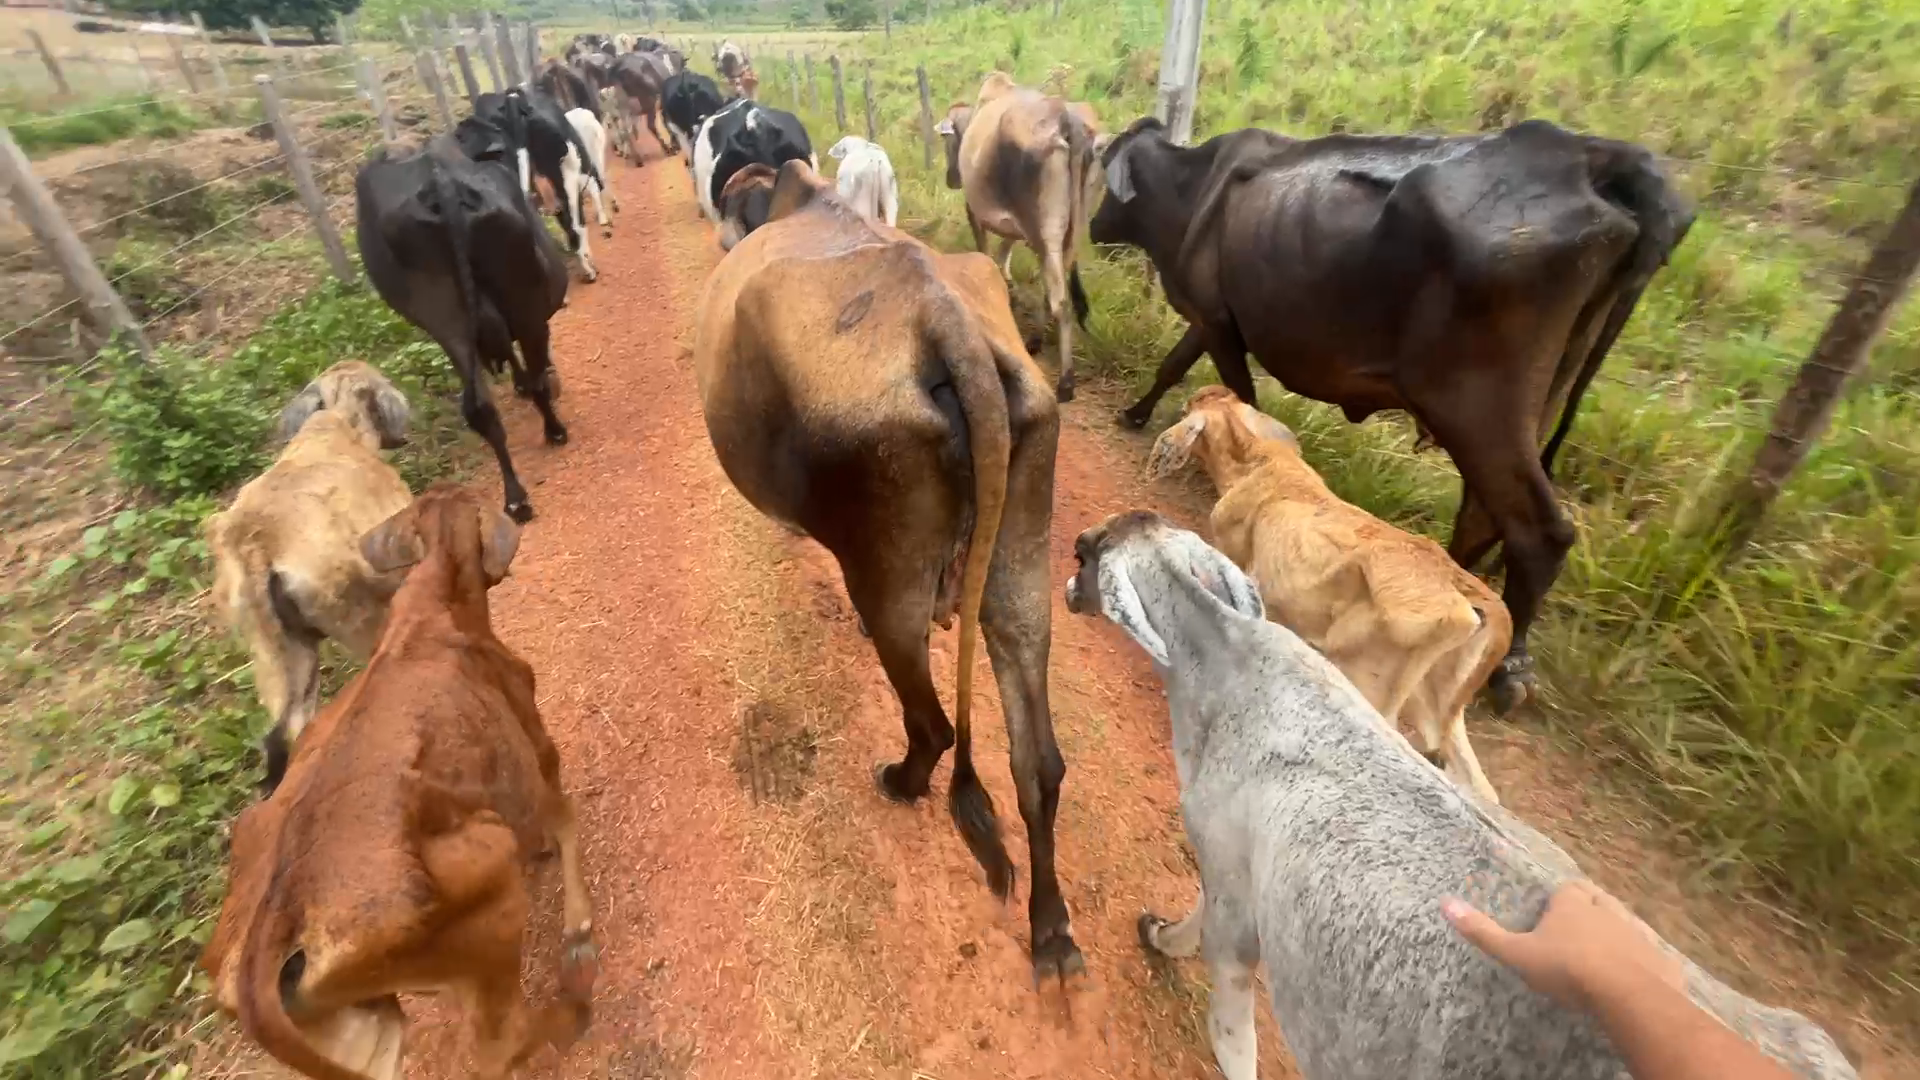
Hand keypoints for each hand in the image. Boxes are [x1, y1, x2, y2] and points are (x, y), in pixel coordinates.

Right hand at [1443, 879, 1683, 1012]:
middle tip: (1579, 925)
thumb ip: (1482, 930)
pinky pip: (1654, 954)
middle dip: (1592, 907)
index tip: (1554, 910)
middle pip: (1600, 899)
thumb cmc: (1568, 969)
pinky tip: (1637, 974)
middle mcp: (1607, 912)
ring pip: (1628, 924)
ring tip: (1606, 950)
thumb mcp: (1517, 953)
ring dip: (1619, 931)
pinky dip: (1645, 960)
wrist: (1631, 1002)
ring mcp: (1640, 937)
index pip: (1568, 888)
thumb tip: (1444, 903)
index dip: (1562, 897)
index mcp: (1572, 905)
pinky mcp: (1665, 963)